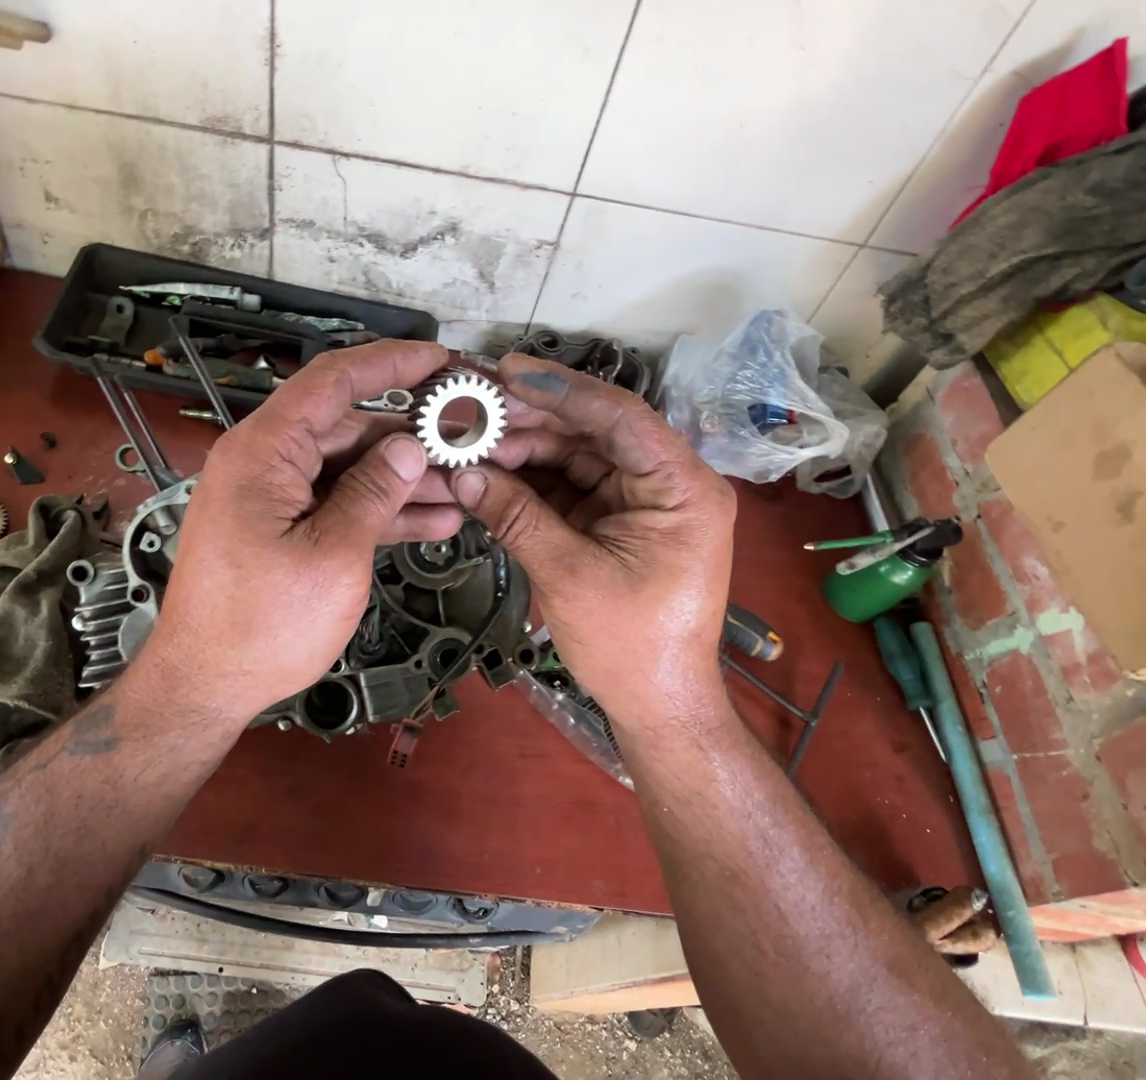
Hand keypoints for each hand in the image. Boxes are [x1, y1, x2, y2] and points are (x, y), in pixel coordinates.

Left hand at [137, 341, 463, 720]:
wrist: (206, 684)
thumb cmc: (261, 626)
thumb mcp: (332, 557)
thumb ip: (374, 494)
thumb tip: (408, 447)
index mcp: (264, 452)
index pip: (332, 382)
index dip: (390, 363)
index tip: (440, 358)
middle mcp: (263, 463)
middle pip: (346, 426)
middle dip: (410, 433)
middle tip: (467, 436)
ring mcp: (272, 497)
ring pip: (348, 469)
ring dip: (403, 478)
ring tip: (462, 484)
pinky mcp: (281, 529)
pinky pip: (335, 504)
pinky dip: (378, 511)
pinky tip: (433, 521)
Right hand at [451, 353, 736, 725]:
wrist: (657, 704)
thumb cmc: (631, 645)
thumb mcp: (569, 575)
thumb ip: (517, 517)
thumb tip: (463, 472)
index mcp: (681, 488)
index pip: (620, 417)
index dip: (561, 390)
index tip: (507, 373)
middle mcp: (667, 484)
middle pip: (595, 432)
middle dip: (532, 420)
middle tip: (474, 405)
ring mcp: (641, 503)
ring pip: (578, 456)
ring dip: (526, 448)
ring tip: (471, 438)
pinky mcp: (617, 522)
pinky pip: (571, 487)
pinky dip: (531, 481)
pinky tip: (490, 469)